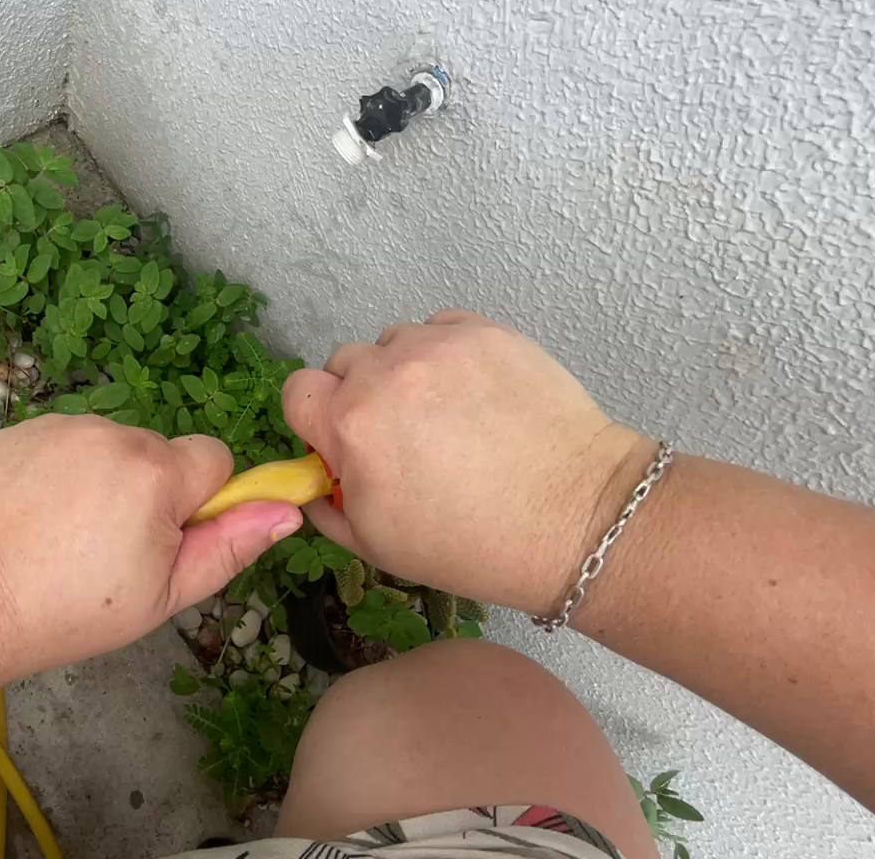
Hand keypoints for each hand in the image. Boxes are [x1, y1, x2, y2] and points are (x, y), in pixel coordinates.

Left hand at [0, 414, 302, 684]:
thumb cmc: (66, 608)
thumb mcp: (161, 595)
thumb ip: (230, 547)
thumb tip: (287, 511)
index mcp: (156, 471)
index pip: (214, 458)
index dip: (199, 501)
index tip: (164, 536)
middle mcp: (114, 431)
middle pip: (161, 453)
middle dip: (151, 489)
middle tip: (107, 545)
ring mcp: (64, 423)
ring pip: (113, 446)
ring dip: (106, 477)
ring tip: (63, 532)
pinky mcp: (24, 425)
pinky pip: (68, 441)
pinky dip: (63, 468)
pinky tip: (32, 512)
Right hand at [283, 309, 649, 614]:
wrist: (577, 519)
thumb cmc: (470, 543)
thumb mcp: (376, 546)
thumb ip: (326, 507)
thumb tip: (313, 479)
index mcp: (349, 424)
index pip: (297, 390)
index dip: (315, 416)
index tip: (343, 439)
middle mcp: (384, 372)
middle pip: (343, 362)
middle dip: (359, 393)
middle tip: (400, 431)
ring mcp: (437, 345)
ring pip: (392, 342)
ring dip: (402, 369)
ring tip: (445, 409)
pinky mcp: (483, 331)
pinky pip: (439, 328)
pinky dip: (445, 353)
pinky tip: (473, 391)